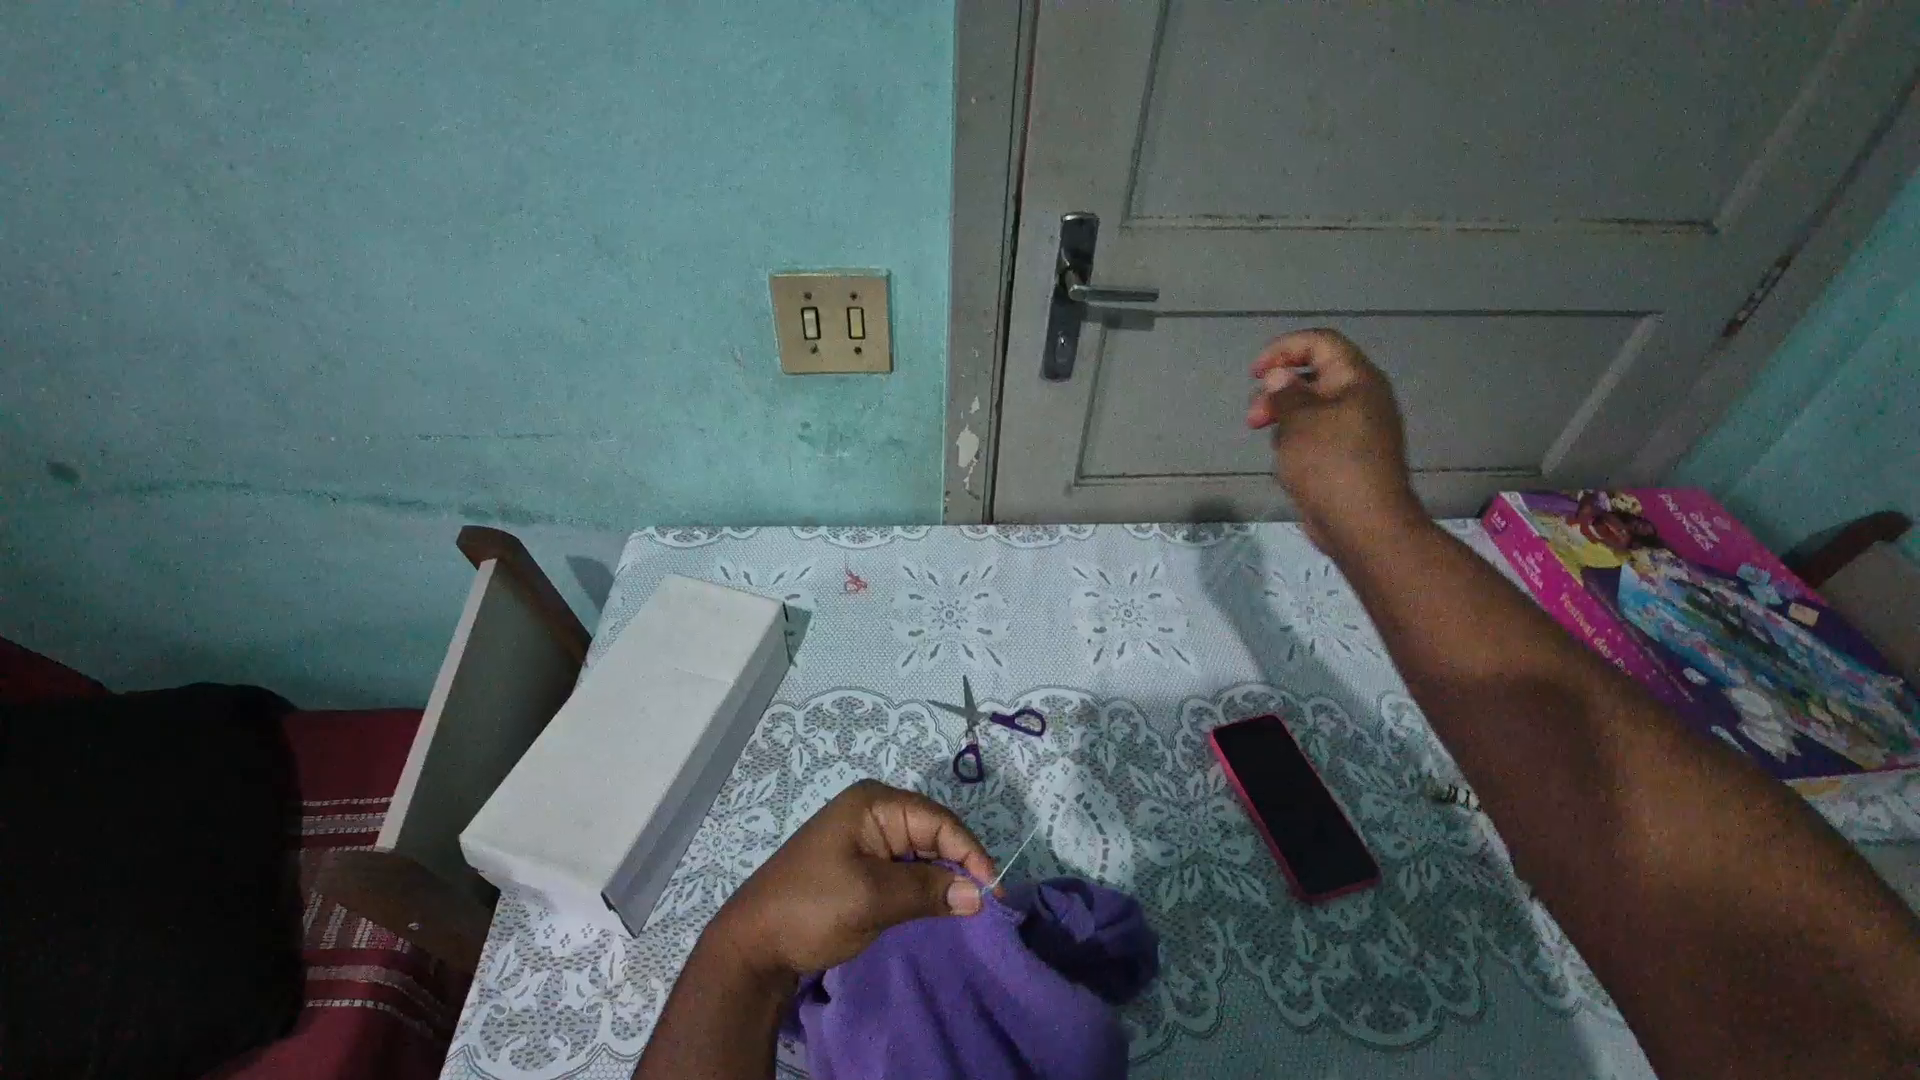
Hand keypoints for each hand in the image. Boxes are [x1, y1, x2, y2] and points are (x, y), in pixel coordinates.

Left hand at [705, 780, 995, 977]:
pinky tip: (938, 907)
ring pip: (922, 853)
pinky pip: (906, 869)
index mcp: (874, 804)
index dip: (970, 853)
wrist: (754, 943)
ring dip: (943, 879)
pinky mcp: (863, 864)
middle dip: (958, 866)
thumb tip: (979, 895)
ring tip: (966, 909)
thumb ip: (928, 890)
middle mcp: (874, 812)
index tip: (992, 893)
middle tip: (982, 905)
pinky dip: (924, 888)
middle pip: (933, 833)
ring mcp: (867, 838)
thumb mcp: (873, 897)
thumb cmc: (811, 907)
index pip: (939, 821)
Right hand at [1245, 329, 1420, 545]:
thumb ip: (1285, 392)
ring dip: (1284, 418)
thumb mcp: (1299, 421)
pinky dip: (1296, 439)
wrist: (1363, 524)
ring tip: (1272, 444)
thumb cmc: (1330, 465)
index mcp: (1357, 380)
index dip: (1284, 349)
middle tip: (1254, 418)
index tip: (1254, 373)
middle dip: (1277, 391)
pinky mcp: (1348, 456)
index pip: (1320, 343)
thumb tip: (1279, 376)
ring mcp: (1357, 429)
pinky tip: (1287, 462)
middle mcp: (1362, 398)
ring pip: (1312, 408)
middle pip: (1313, 376)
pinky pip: (1316, 434)